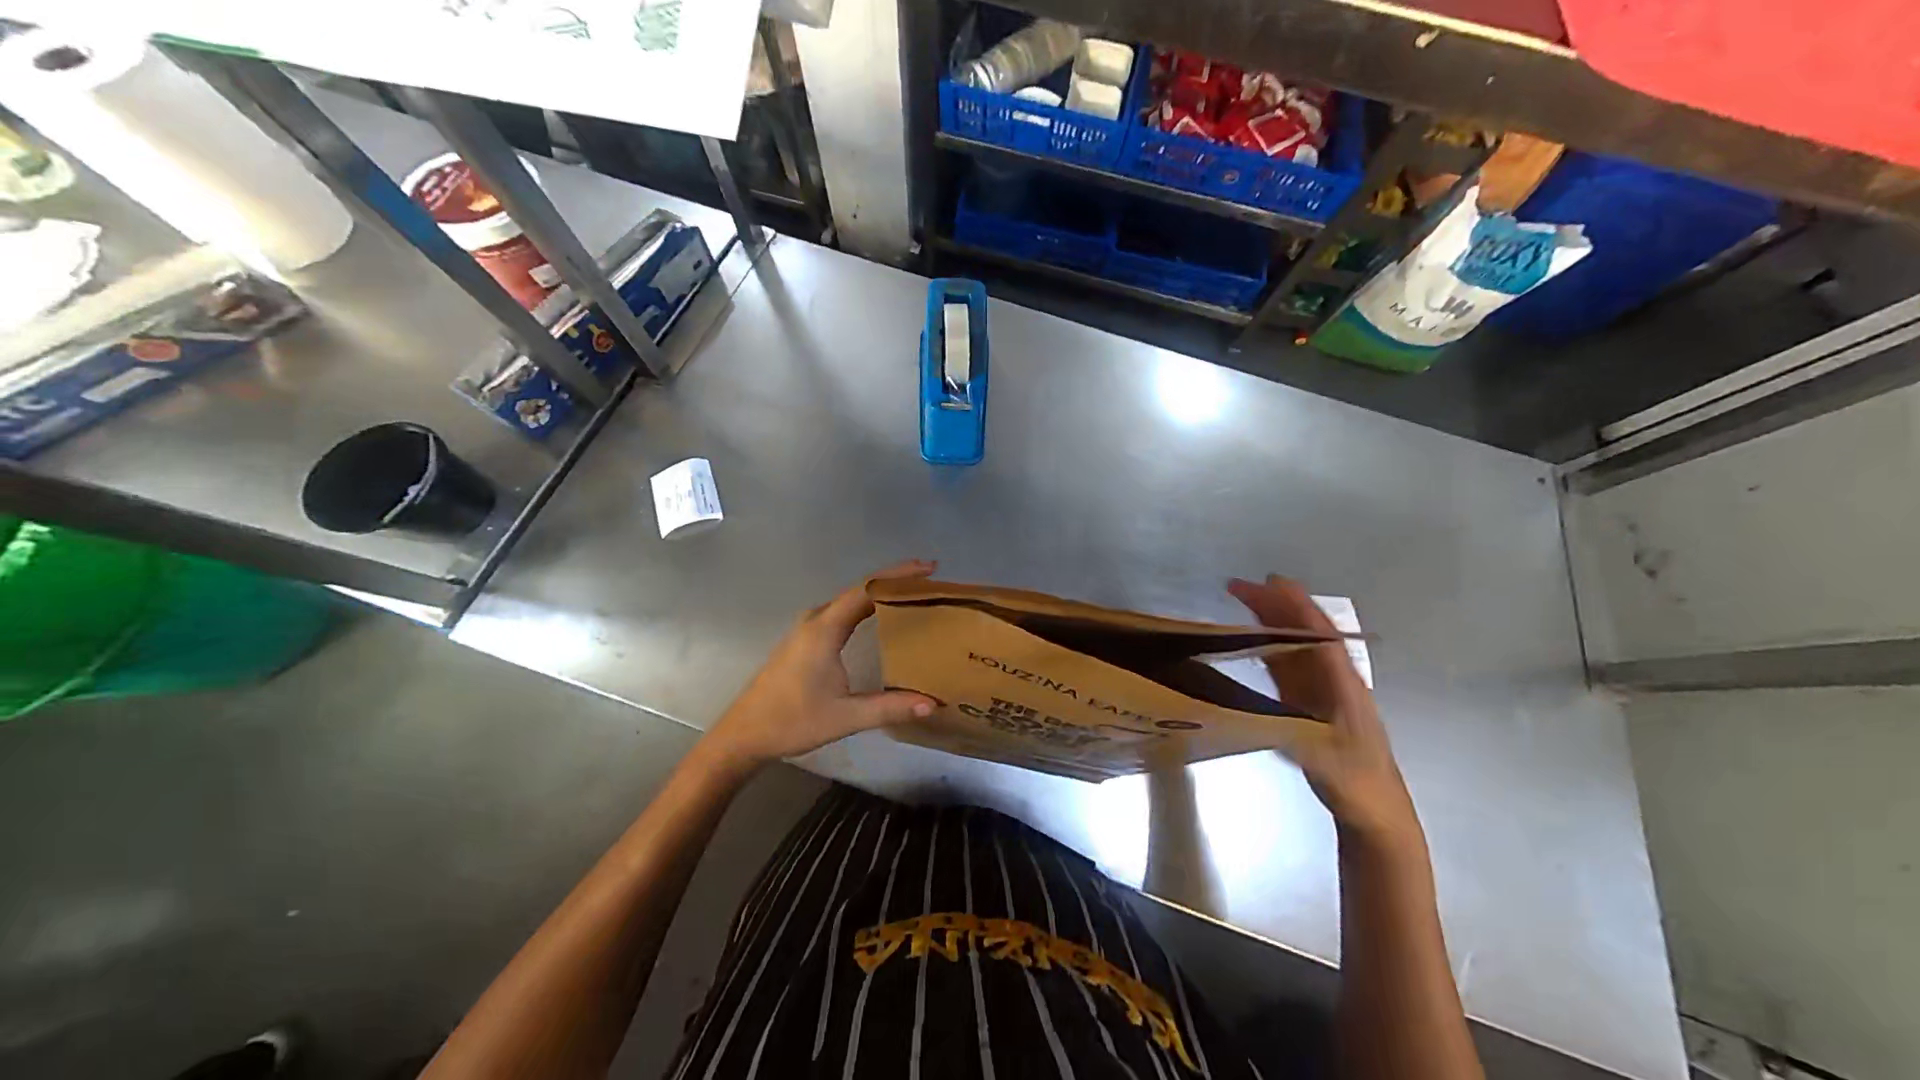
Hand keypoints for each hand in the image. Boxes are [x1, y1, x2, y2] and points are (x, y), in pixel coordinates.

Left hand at [705, 560, 939, 769]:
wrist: (744, 734)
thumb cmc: (791, 721)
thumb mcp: (845, 717)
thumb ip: (889, 708)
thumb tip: (932, 704)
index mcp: (824, 630)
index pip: (866, 590)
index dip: (898, 576)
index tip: (929, 569)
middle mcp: (815, 621)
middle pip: (859, 590)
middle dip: (894, 582)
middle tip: (929, 582)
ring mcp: (806, 630)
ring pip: (848, 601)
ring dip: (879, 594)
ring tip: (912, 595)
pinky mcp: (804, 641)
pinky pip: (841, 613)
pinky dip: (865, 608)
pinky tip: (880, 619)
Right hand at [1228, 574, 1420, 843]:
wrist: (1378, 813)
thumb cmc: (1358, 785)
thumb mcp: (1326, 763)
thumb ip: (1295, 736)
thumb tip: (1256, 712)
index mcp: (1345, 685)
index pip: (1320, 636)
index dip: (1297, 607)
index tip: (1271, 583)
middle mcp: (1334, 680)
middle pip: (1305, 632)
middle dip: (1276, 604)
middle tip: (1239, 586)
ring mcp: (1322, 692)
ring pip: (1295, 646)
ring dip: (1271, 620)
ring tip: (1242, 600)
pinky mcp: (1310, 705)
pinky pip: (1287, 666)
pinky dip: (1269, 647)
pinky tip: (1251, 641)